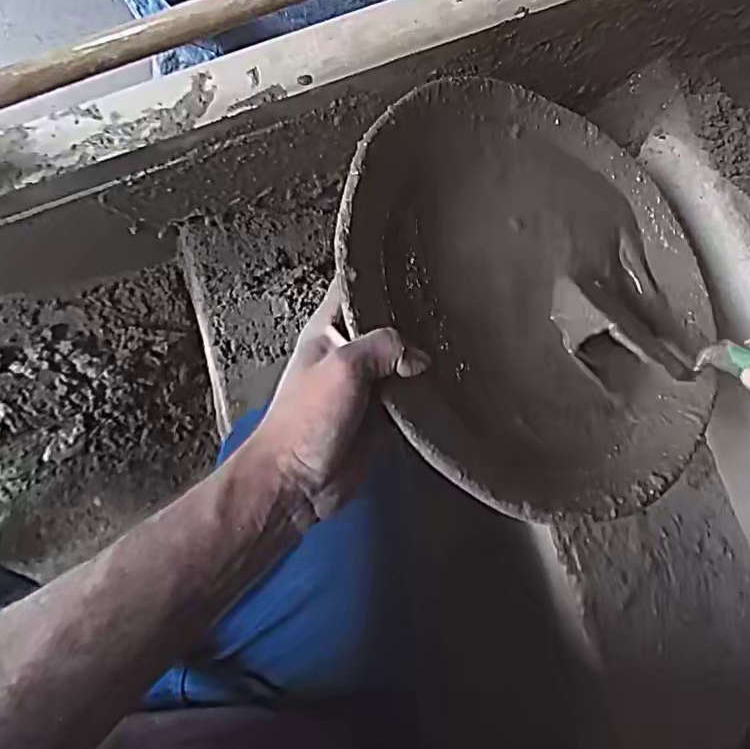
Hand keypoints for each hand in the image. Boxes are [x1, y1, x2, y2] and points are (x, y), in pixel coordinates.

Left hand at [242, 276, 428, 523]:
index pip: (353, 287)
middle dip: (410, 318)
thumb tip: (418, 357)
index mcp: (327, 329)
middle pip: (385, 323)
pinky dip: (423, 390)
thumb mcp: (344, 367)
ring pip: (399, 359)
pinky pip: (407, 393)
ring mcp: (364, 383)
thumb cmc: (304, 422)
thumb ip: (383, 346)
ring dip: (420, 357)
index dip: (378, 274)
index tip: (411, 264)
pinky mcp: (379, 413)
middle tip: (446, 304)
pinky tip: (445, 381)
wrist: (296, 484)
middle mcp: (347, 351)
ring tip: (453, 339)